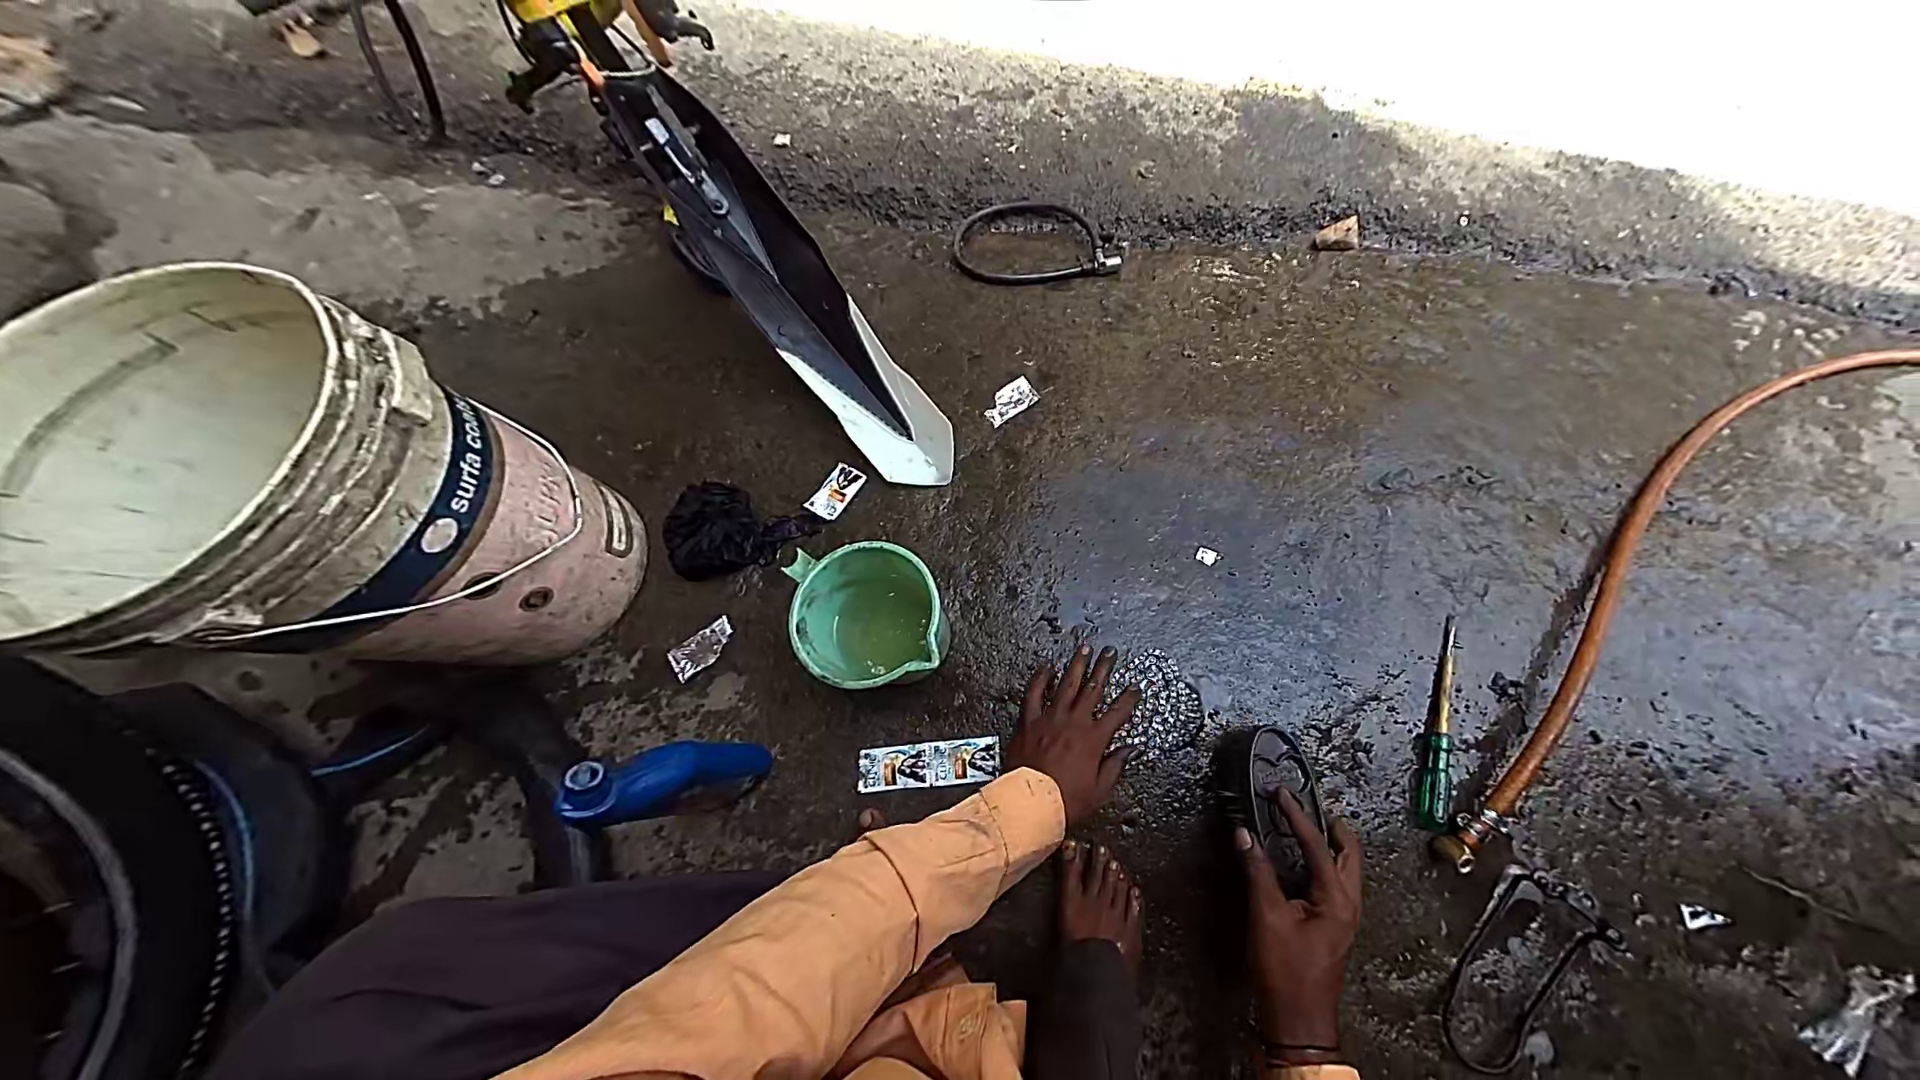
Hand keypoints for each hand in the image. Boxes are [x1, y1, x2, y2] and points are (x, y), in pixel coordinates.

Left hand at [1008, 644, 1139, 826]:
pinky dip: (1041, 678)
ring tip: (1084, 648)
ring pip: (1066, 684)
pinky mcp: (1029, 720)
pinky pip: (1034, 693)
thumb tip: (1129, 750)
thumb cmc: (1065, 800)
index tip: (1134, 688)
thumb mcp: (1099, 789)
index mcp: (1094, 739)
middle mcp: (1074, 722)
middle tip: (1109, 652)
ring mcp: (1050, 718)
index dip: (1128, 699)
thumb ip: (1115, 766)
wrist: (1030, 801)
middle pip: (1093, 688)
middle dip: (1103, 668)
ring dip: (1077, 664)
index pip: (1118, 713)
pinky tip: (1047, 666)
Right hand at [1235, 787, 1362, 1062]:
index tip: (1281, 793)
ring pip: (1346, 868)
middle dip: (1330, 826)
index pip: (1318, 846)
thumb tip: (1245, 834)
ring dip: (1329, 843)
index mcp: (1337, 901)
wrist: (1298, 1019)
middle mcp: (1349, 905)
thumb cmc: (1284, 969)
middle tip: (1307, 804)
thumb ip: (1257, 871)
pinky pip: (1336, 881)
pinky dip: (1323, 860)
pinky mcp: (1334, 924)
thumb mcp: (1266, 916)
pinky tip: (1303, 859)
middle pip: (1349, 854)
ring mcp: (1345, 916)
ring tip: (1305, 823)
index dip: (1297, 816)